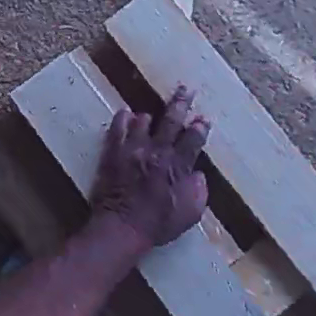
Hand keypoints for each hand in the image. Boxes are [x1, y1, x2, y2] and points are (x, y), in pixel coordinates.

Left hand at [90, 85, 209, 247]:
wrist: (121, 227)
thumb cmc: (158, 224)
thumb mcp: (190, 213)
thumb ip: (198, 190)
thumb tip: (197, 174)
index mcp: (178, 165)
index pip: (193, 138)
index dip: (200, 127)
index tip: (202, 118)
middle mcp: (157, 151)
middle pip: (171, 120)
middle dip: (180, 103)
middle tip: (184, 89)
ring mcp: (133, 149)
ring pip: (142, 120)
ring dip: (149, 116)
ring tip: (151, 113)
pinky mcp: (112, 153)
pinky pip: (117, 128)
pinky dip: (122, 118)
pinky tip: (125, 113)